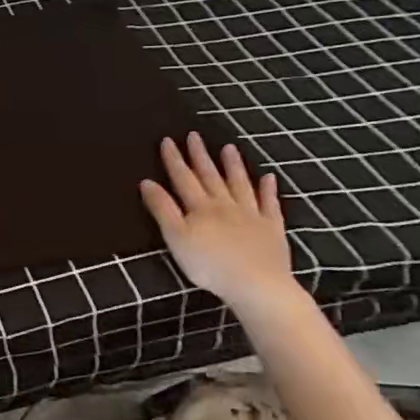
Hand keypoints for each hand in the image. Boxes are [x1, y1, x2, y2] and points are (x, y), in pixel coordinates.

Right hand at [139, 134, 298, 310]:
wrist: (257, 284)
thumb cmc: (209, 264)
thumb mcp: (176, 237)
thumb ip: (162, 209)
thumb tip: (147, 182)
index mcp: (200, 207)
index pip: (183, 178)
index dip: (174, 159)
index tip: (168, 140)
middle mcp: (225, 205)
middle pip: (210, 176)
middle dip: (200, 155)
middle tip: (195, 135)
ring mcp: (252, 215)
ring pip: (240, 184)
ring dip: (233, 166)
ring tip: (229, 148)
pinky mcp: (272, 229)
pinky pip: (270, 204)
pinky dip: (268, 190)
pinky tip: (269, 178)